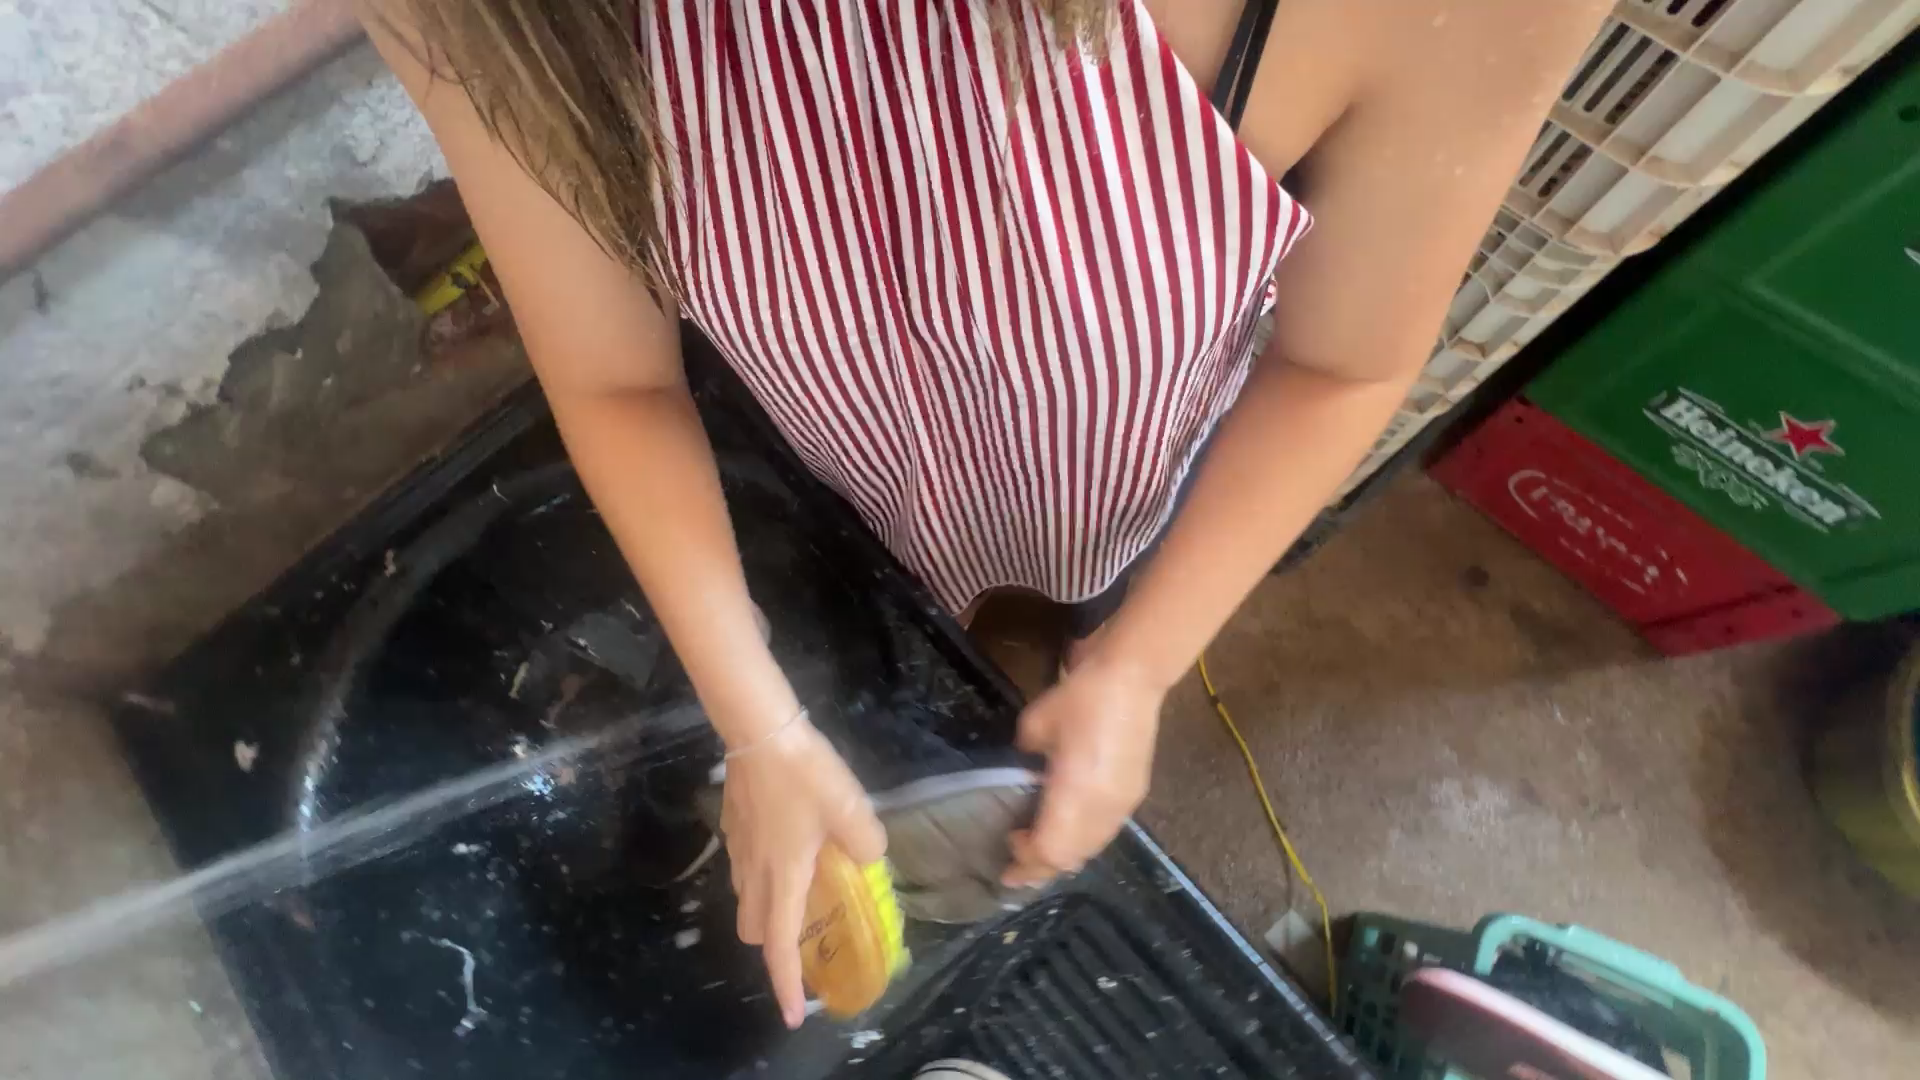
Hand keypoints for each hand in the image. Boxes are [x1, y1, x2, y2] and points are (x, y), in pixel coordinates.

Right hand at [720, 713, 885, 1028]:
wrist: (760, 731)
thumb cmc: (805, 776)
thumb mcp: (850, 808)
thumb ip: (866, 841)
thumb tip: (869, 857)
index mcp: (783, 877)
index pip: (779, 946)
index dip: (787, 984)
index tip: (795, 1014)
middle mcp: (754, 871)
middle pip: (754, 927)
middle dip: (774, 944)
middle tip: (805, 934)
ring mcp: (737, 846)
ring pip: (747, 895)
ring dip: (768, 905)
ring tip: (802, 885)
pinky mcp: (732, 822)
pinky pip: (745, 863)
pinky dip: (762, 871)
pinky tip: (786, 841)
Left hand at [1002, 655, 1163, 886]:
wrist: (1132, 678)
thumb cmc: (1080, 698)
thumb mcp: (1034, 724)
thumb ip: (1024, 754)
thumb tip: (1024, 765)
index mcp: (1076, 796)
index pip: (1051, 851)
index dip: (1027, 862)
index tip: (1006, 857)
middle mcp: (1103, 811)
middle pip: (1072, 857)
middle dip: (1043, 868)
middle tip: (1017, 869)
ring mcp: (1124, 804)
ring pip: (1092, 848)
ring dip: (1065, 855)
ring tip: (1039, 851)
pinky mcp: (1135, 793)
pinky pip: (1105, 831)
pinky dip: (1083, 840)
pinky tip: (1068, 827)